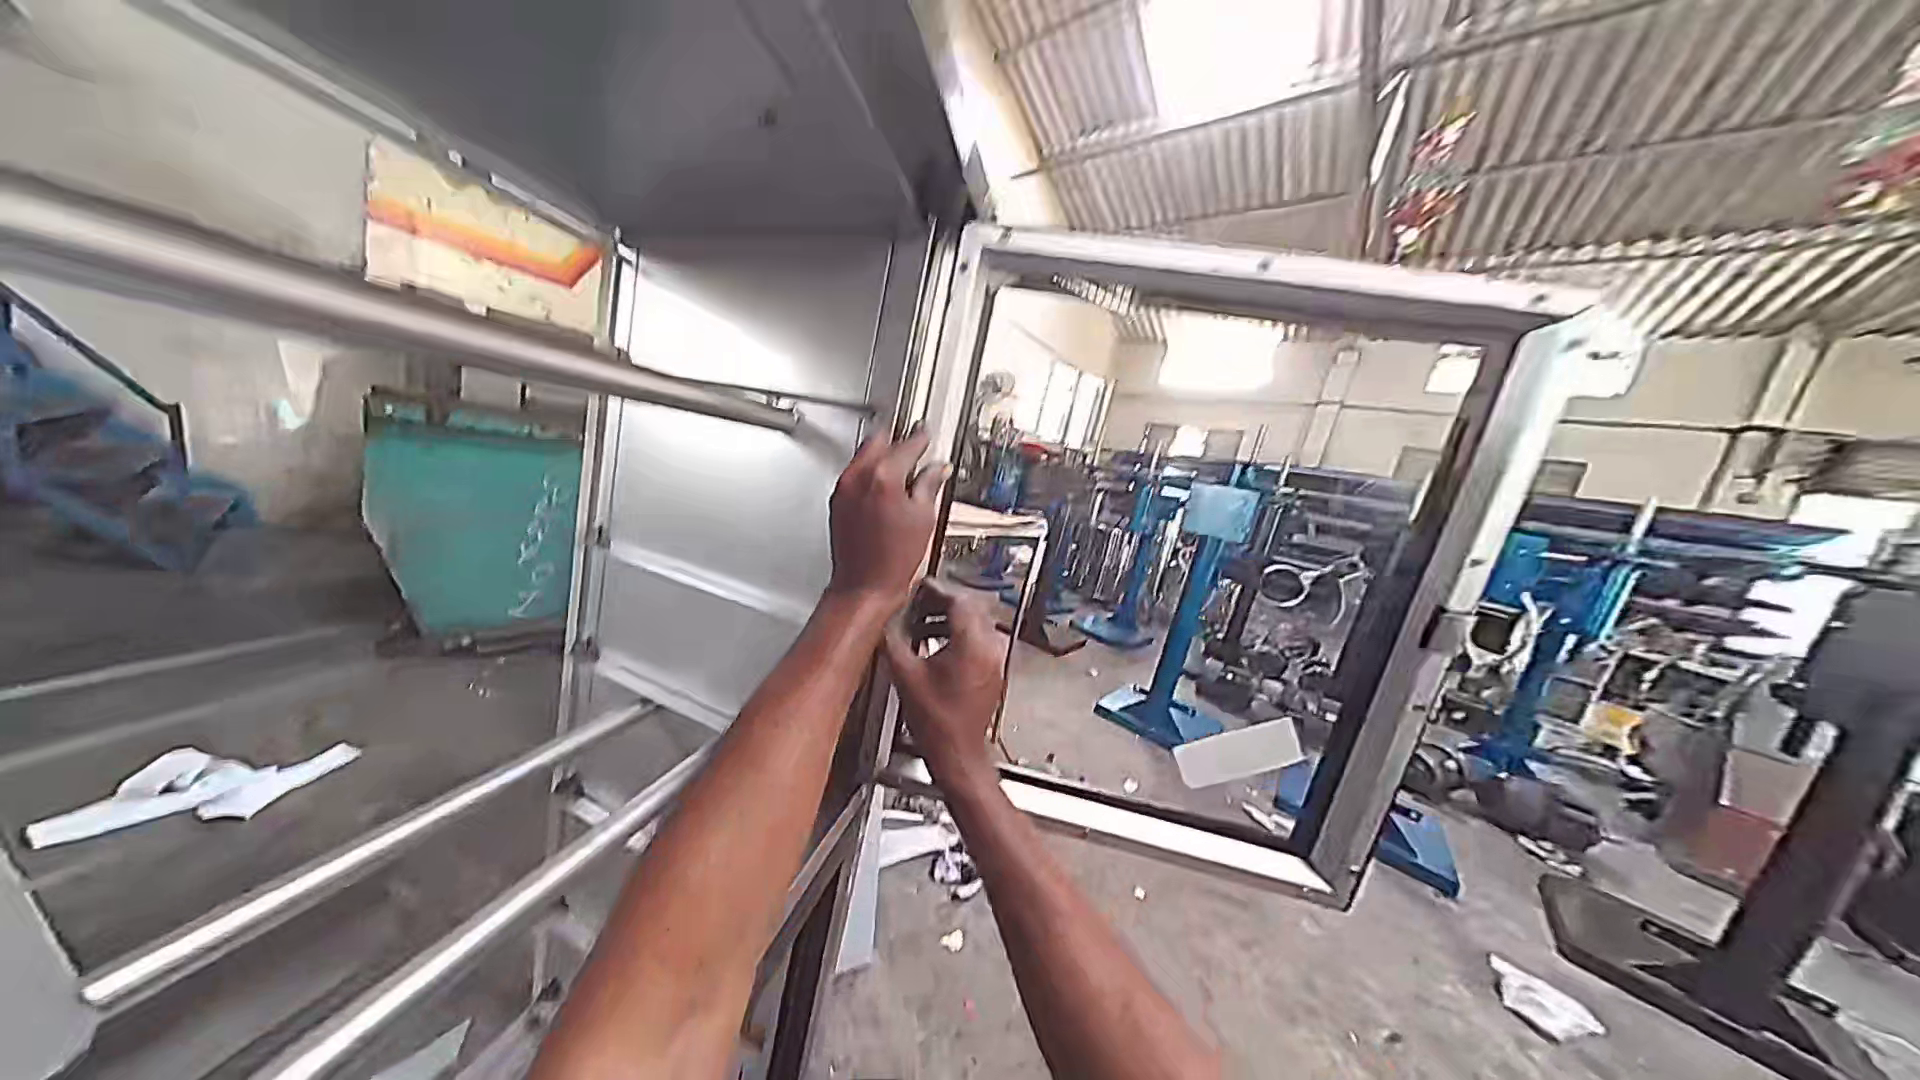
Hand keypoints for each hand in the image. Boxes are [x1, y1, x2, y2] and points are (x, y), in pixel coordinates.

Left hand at [828, 429, 948, 605]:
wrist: (864, 586)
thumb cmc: (892, 561)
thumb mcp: (924, 519)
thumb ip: (929, 485)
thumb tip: (937, 470)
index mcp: (884, 477)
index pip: (907, 444)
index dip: (921, 437)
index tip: (926, 433)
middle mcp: (858, 477)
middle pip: (880, 441)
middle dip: (898, 441)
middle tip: (915, 447)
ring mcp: (844, 489)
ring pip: (864, 455)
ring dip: (883, 456)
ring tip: (902, 469)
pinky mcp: (837, 501)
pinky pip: (855, 474)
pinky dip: (870, 473)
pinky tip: (885, 488)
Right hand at [883, 579, 1006, 782]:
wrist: (957, 754)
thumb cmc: (937, 722)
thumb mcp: (905, 675)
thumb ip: (894, 640)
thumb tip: (887, 621)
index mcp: (972, 643)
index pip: (958, 600)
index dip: (935, 590)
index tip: (920, 588)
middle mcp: (990, 647)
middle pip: (970, 607)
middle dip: (942, 602)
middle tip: (918, 603)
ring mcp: (995, 659)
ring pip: (975, 622)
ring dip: (949, 618)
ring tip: (922, 624)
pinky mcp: (993, 670)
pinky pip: (979, 639)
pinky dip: (958, 634)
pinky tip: (936, 644)